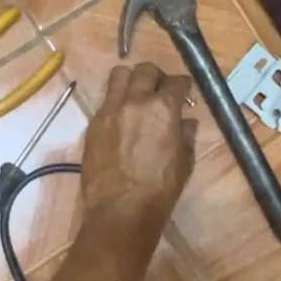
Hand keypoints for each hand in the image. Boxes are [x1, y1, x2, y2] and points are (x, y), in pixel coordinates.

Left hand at [80, 63, 198, 238]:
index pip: (176, 83)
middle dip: (156, 76)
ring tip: (137, 95)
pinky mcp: (93, 124)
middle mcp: (135, 101)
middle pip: (145, 70)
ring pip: (119, 76)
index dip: (183, 86)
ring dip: (131, 80)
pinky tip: (122, 118)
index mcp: (163, 109)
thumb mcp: (184, 163)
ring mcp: (110, 110)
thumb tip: (186, 122)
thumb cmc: (160, 190)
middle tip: (160, 90)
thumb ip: (186, 136)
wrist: (121, 210)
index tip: (184, 92)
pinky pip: (105, 100)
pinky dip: (116, 102)